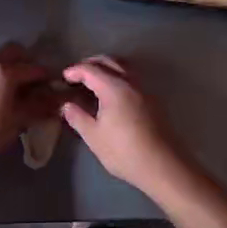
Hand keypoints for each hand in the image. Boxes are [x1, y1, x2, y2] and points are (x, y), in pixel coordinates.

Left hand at [0, 43, 58, 172]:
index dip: (49, 77)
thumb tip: (58, 100)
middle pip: (16, 51)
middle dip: (28, 63)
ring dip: (9, 63)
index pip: (36, 68)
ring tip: (12, 84)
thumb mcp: (14, 124)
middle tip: (34, 83)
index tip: (56, 87)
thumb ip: (37, 108)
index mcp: (6, 72)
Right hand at [60, 56, 194, 197]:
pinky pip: (132, 79)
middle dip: (91, 64)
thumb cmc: (124, 151)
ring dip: (107, 68)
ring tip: (94, 81)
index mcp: (114, 88)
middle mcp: (131, 82)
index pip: (90, 70)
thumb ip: (78, 117)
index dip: (75, 71)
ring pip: (124, 68)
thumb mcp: (94, 137)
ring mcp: (145, 90)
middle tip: (77, 75)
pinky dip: (119, 77)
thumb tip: (66, 106)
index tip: (63, 77)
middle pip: (109, 62)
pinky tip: (112, 94)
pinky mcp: (154, 101)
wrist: (163, 165)